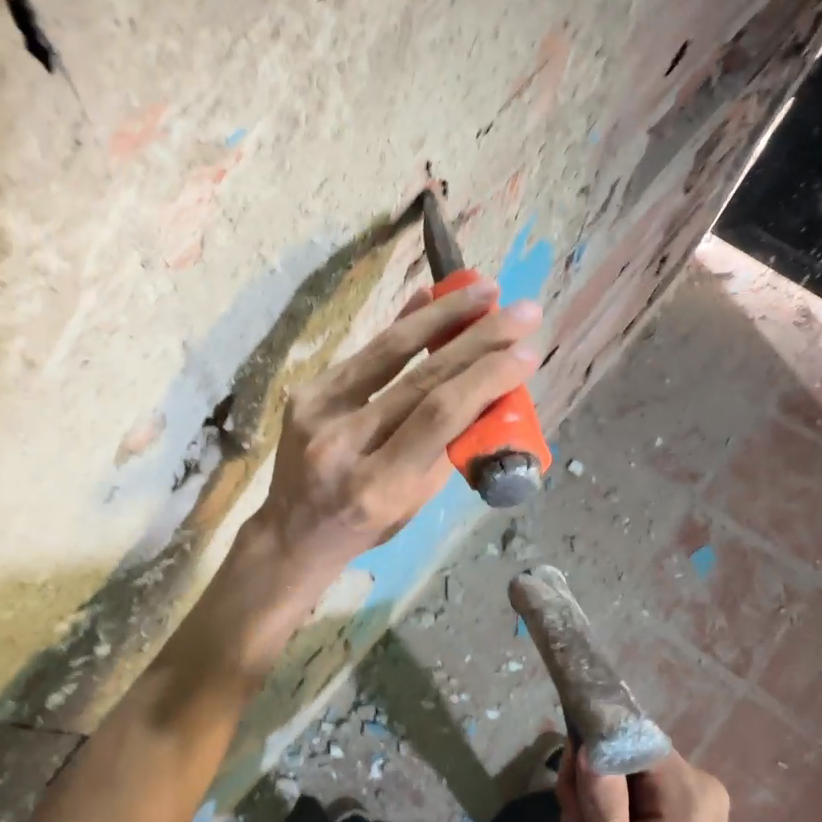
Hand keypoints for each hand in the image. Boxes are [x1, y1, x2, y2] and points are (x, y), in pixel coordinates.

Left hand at [248, 280, 542, 588]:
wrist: (292, 533)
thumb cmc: (366, 525)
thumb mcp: (413, 501)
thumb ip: (447, 446)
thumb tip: (488, 385)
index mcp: (378, 485)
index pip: (438, 416)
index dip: (485, 378)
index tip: (528, 352)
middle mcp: (342, 444)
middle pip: (420, 379)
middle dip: (478, 339)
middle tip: (524, 311)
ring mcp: (316, 414)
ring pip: (387, 352)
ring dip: (441, 315)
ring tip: (484, 289)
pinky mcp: (304, 394)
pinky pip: (363, 355)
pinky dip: (401, 327)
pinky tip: (430, 299)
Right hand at [557, 749, 787, 821]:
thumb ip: (602, 802)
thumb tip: (586, 744)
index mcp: (687, 791)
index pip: (625, 737)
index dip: (589, 757)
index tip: (574, 797)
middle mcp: (696, 782)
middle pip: (618, 753)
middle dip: (587, 789)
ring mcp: (689, 795)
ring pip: (616, 771)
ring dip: (591, 805)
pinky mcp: (679, 809)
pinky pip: (626, 788)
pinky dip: (605, 813)